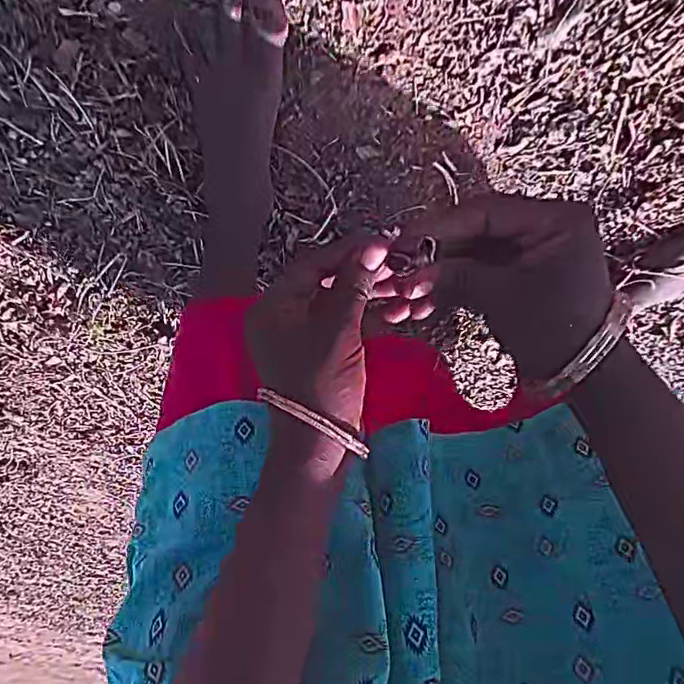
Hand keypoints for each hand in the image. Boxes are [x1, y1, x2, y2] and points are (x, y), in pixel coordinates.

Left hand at [244, 231, 400, 430]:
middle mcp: (282, 317)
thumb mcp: (339, 331)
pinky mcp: (321, 352)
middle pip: (327, 282)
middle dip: (366, 273)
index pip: (311, 265)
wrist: (319, 442)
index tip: (384, 242)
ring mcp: (301, 335)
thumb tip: (372, 247)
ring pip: (340, 303)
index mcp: (272, 307)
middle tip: (403, 265)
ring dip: (375, 295)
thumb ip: (354, 285)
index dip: (348, 251)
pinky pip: (345, 324)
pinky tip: (403, 312)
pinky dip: (371, 317)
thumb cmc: (322, 385)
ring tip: (411, 290)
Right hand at [392, 195, 612, 381]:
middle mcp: (540, 228)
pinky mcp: (509, 274)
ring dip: (431, 272)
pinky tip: (417, 303)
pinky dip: (443, 286)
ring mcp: (523, 252)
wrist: (582, 371)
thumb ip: (456, 276)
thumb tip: (411, 271)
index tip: (403, 242)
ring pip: (463, 253)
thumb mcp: (503, 297)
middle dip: (430, 252)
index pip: (483, 212)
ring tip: (401, 290)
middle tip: (397, 265)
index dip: (437, 227)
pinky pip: (469, 271)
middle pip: (469, 230)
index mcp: (554, 220)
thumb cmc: (558, 329)